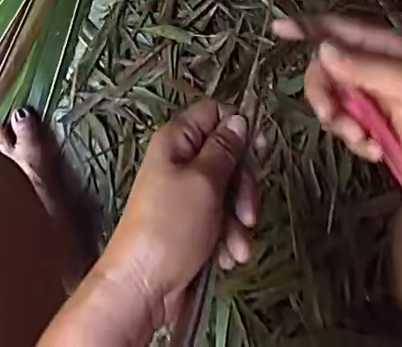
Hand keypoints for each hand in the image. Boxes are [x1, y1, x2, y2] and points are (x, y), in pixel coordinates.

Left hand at [96, 99, 259, 322]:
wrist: (141, 289)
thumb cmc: (170, 226)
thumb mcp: (203, 182)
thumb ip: (225, 150)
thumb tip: (239, 119)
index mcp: (177, 139)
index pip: (214, 113)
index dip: (238, 127)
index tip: (259, 149)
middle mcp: (181, 160)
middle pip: (227, 155)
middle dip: (243, 187)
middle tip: (248, 213)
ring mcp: (186, 193)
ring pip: (228, 191)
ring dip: (238, 220)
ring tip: (236, 247)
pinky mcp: (192, 223)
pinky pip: (221, 219)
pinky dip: (228, 237)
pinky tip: (227, 257)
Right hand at [273, 15, 401, 197]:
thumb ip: (365, 67)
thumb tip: (322, 49)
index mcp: (385, 46)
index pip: (337, 28)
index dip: (306, 26)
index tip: (278, 29)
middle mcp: (374, 64)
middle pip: (326, 68)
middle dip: (324, 94)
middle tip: (333, 120)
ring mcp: (372, 93)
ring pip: (332, 97)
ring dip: (340, 121)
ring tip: (363, 141)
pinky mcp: (372, 121)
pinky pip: (344, 122)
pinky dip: (353, 138)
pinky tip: (375, 151)